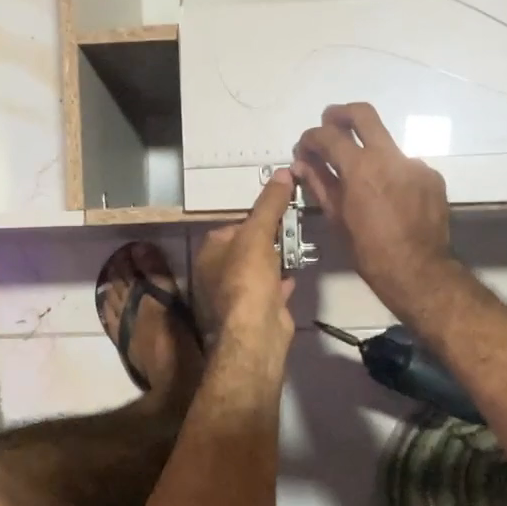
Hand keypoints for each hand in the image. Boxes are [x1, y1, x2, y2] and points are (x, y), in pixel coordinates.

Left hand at [191, 169, 298, 363]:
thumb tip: (282, 172)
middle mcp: (215, 275)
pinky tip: (293, 277)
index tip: (278, 212)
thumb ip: (269, 204)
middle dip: (267, 241)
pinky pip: (269, 292)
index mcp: (208, 254)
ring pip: (257, 271)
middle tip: (292, 229)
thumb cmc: (247, 279)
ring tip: (297, 248)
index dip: (254, 219)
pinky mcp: (254, 315)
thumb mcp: (258, 234)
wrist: (255, 334)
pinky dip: (281, 284)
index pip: (231, 227)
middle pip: (245, 249)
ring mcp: (235, 298)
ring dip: (275, 262)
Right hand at [294, 103, 454, 323]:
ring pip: (386, 143)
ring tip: (360, 176)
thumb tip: (302, 163)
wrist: (419, 272)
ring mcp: (414, 164)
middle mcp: (389, 157)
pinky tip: (388, 197)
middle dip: (340, 114)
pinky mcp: (431, 177)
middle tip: (329, 122)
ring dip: (368, 151)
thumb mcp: (337, 220)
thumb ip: (320, 184)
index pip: (328, 136)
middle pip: (363, 114)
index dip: (311, 137)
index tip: (304, 146)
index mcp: (360, 169)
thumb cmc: (370, 253)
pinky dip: (391, 174)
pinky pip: (405, 166)